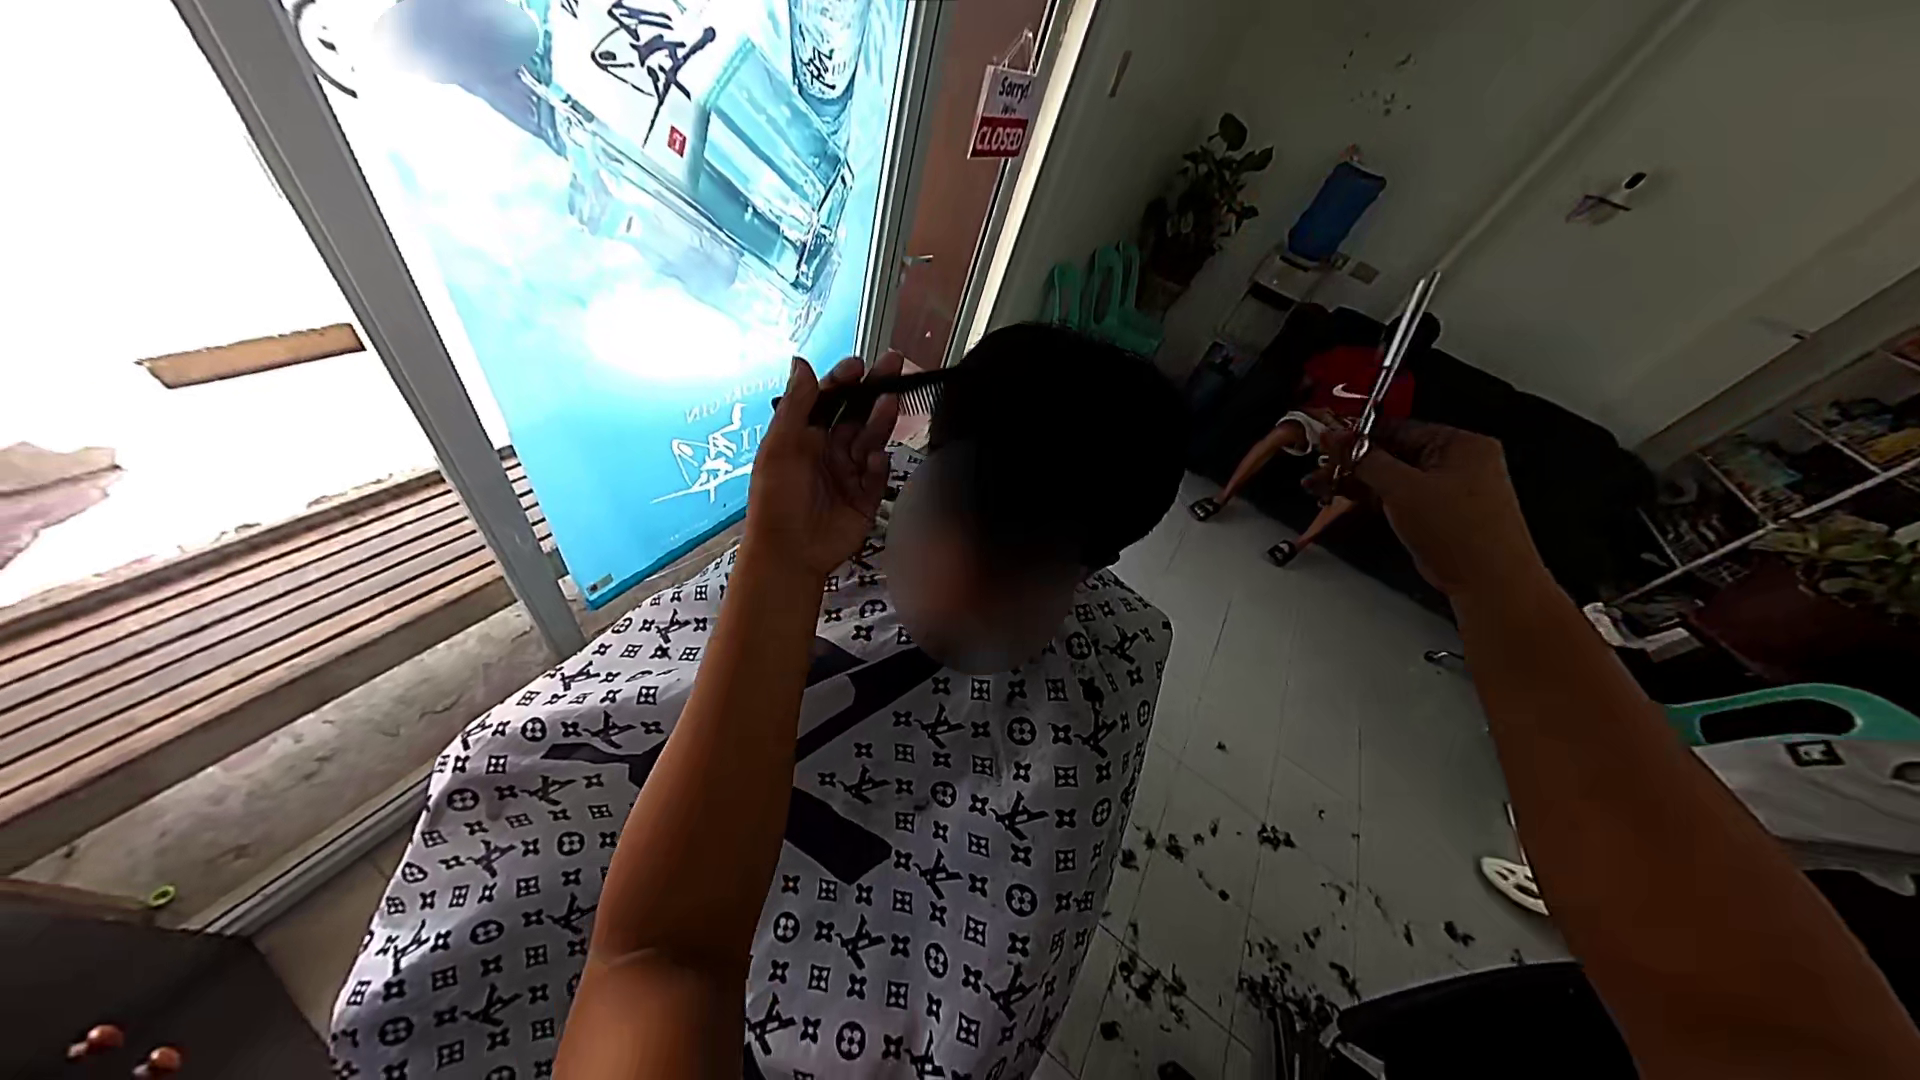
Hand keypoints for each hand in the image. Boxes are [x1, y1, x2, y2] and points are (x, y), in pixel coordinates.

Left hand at [742, 351, 903, 581]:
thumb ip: (796, 404)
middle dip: (874, 390)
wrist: (790, 551)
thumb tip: (800, 362)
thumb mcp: (780, 446)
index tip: (859, 364)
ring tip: (891, 403)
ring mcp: (849, 474)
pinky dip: (879, 464)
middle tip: (895, 366)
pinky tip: (877, 458)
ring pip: (871, 440)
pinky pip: (878, 475)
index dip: (843, 380)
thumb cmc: (776, 498)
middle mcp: (828, 452)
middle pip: (856, 414)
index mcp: (804, 437)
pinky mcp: (865, 498)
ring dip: (880, 421)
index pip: (828, 400)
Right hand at [1306, 420, 1547, 599]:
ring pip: (1388, 476)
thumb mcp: (1404, 488)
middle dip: (1350, 462)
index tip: (1328, 442)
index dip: (1359, 435)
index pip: (1398, 427)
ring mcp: (1443, 489)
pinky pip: (1393, 496)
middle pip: (1390, 453)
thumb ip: (1367, 460)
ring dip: (1353, 481)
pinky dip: (1367, 497)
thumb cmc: (1464, 533)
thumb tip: (1340, 439)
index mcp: (1460, 444)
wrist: (1487, 581)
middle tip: (1321, 468)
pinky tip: (1340, 498)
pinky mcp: (1431, 513)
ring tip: (1321, 485)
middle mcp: (1455, 462)